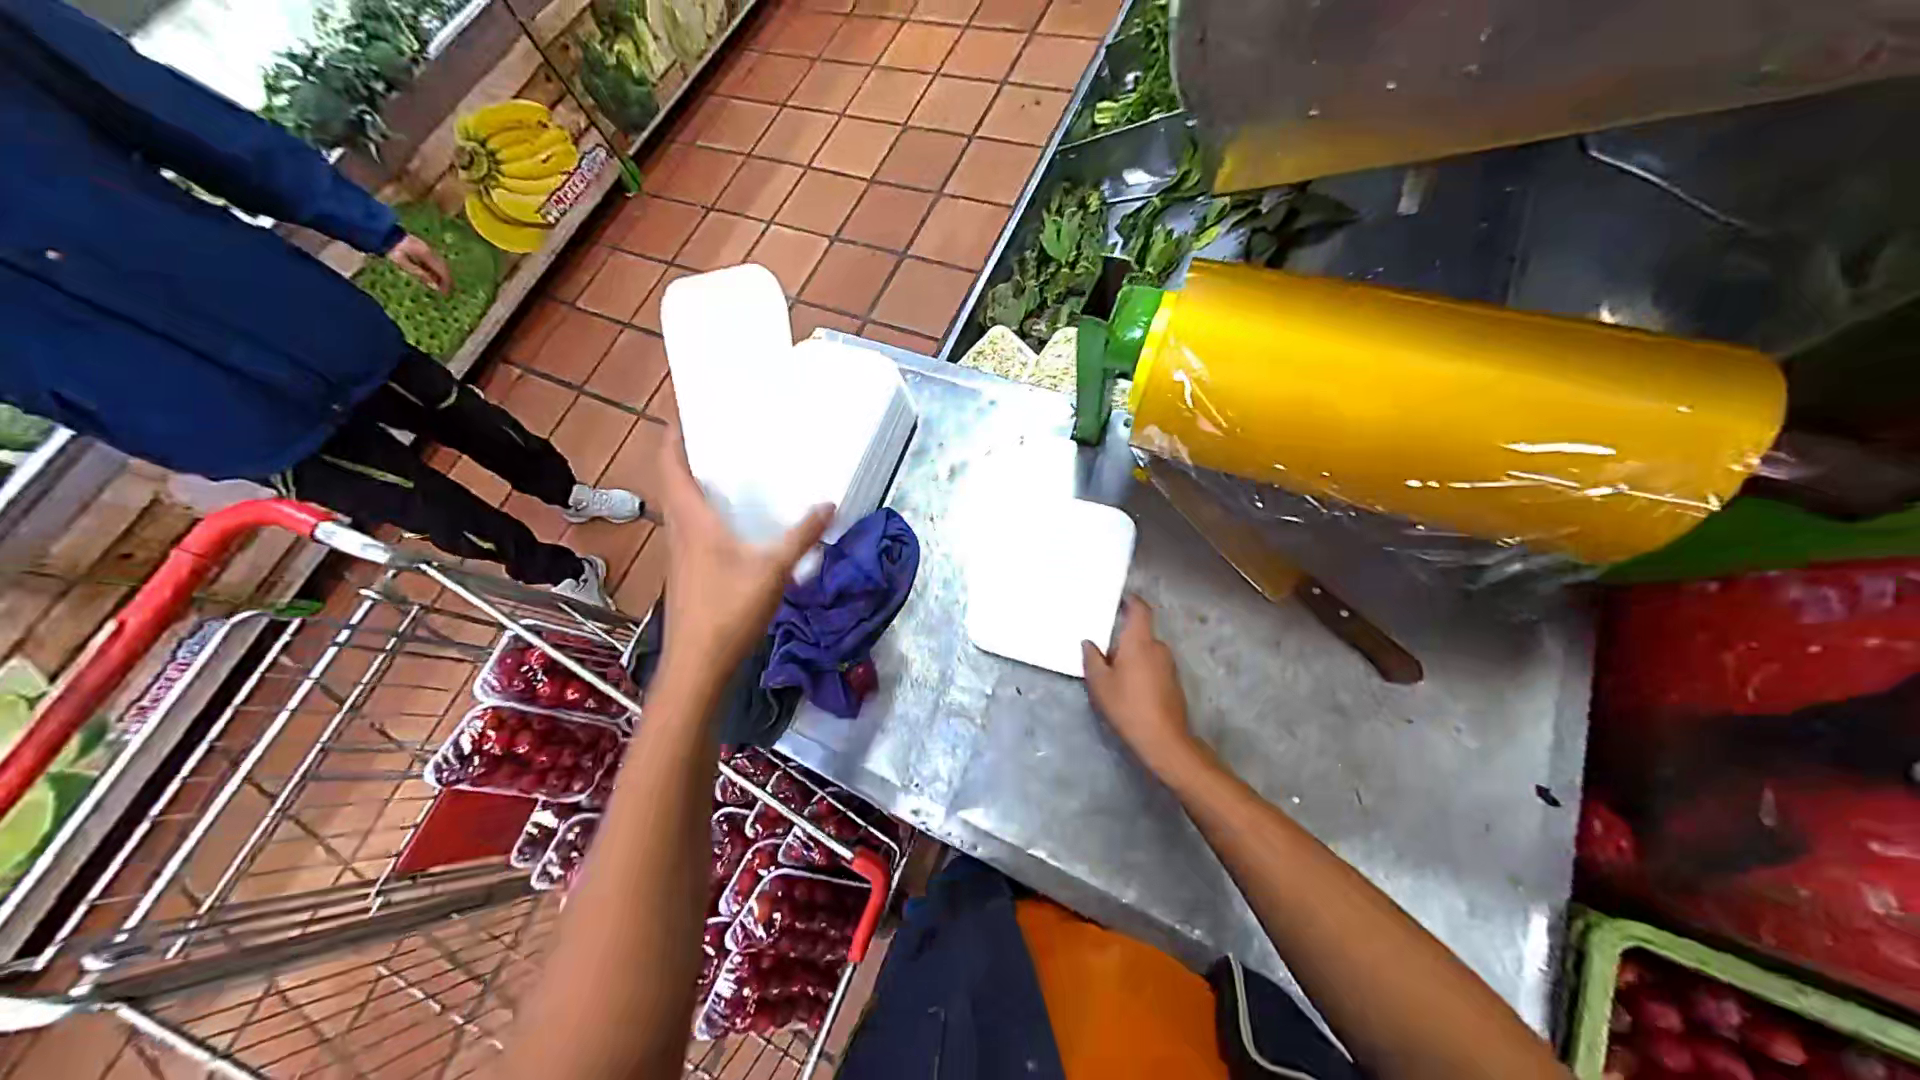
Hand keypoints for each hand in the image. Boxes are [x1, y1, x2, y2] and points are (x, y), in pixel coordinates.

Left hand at [387, 233, 451, 293]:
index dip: (446, 283)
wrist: (383, 233)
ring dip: (441, 275)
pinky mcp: (423, 248)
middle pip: (444, 268)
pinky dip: (436, 270)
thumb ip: (420, 274)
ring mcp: (427, 248)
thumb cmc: (392, 249)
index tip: (445, 293)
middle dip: (446, 280)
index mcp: (427, 255)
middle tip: (445, 291)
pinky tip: (432, 275)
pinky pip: (435, 261)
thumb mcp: (404, 263)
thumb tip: (435, 286)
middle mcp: (430, 251)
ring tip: (439, 285)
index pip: (442, 271)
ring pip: (440, 264)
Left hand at [652, 430, 832, 686]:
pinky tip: (733, 526)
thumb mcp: (775, 569)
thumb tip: (829, 505)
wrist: (699, 664)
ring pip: (681, 509)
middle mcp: (679, 531)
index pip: (670, 465)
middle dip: (687, 457)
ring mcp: (680, 555)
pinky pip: (691, 531)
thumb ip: (802, 536)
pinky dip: (704, 515)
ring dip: (694, 487)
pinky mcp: (687, 575)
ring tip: (727, 474)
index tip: (682, 413)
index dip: (671, 437)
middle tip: (717, 439)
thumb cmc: (730, 608)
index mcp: (692, 519)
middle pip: (673, 483)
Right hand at [1082, 595, 1200, 775]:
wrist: (1163, 739)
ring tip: (1113, 673)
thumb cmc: (1127, 705)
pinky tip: (1129, 688)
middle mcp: (1158, 647)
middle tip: (1103, 651)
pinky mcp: (1173, 681)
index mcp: (1140, 641)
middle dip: (1124, 638)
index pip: (1140, 609)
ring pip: (1147, 651)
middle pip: (1141, 633)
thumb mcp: (1099, 682)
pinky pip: (1154, 665)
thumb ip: (1092, 658)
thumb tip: (1089, 642)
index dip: (1131, 601)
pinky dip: (1142, 669)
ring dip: (1133, 656)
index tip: (1120, 600)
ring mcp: (1169, 665)